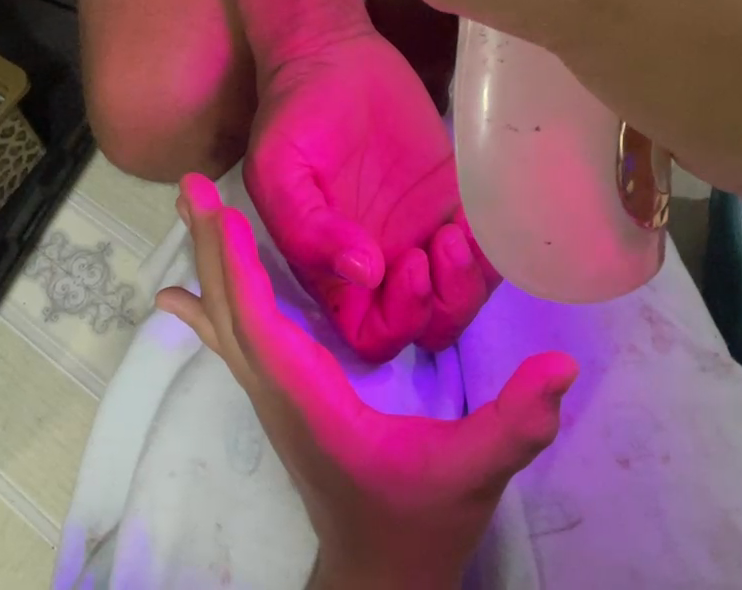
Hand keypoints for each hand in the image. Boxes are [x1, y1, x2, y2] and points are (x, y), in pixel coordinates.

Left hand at [161, 174, 575, 588]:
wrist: (380, 569)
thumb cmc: (421, 520)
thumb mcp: (474, 472)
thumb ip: (516, 422)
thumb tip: (562, 365)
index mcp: (312, 403)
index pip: (263, 328)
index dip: (240, 270)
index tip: (223, 215)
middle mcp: (277, 393)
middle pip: (231, 313)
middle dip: (209, 248)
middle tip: (188, 188)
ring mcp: (271, 395)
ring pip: (226, 322)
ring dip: (205, 264)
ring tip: (185, 213)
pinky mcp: (278, 395)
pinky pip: (234, 340)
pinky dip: (208, 307)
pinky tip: (179, 292)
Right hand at [246, 30, 496, 361]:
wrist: (333, 57)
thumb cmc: (295, 115)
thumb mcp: (278, 171)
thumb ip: (307, 228)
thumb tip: (362, 272)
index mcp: (336, 270)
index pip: (372, 335)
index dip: (395, 319)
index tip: (403, 265)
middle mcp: (383, 262)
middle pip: (427, 326)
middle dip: (440, 304)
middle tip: (436, 244)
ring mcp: (422, 231)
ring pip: (462, 294)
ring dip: (468, 279)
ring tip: (455, 228)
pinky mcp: (454, 199)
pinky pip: (487, 246)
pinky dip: (492, 247)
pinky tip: (474, 215)